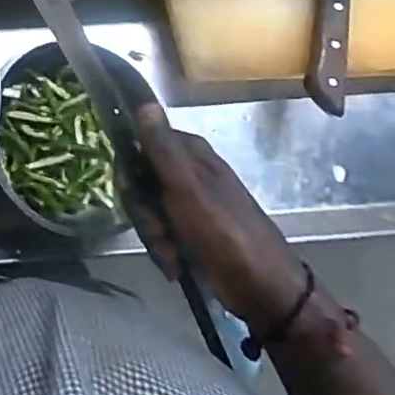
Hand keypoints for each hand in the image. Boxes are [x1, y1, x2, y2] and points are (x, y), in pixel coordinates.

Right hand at [127, 104, 306, 325]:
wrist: (264, 291)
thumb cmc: (226, 233)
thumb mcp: (188, 188)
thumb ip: (163, 148)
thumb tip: (145, 103)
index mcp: (189, 151)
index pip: (138, 146)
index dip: (129, 173)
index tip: (134, 196)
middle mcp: (188, 170)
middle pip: (141, 182)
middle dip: (145, 214)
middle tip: (159, 234)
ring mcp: (190, 200)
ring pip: (148, 209)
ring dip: (154, 236)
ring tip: (172, 257)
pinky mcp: (192, 227)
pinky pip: (161, 230)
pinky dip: (164, 248)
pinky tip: (176, 264)